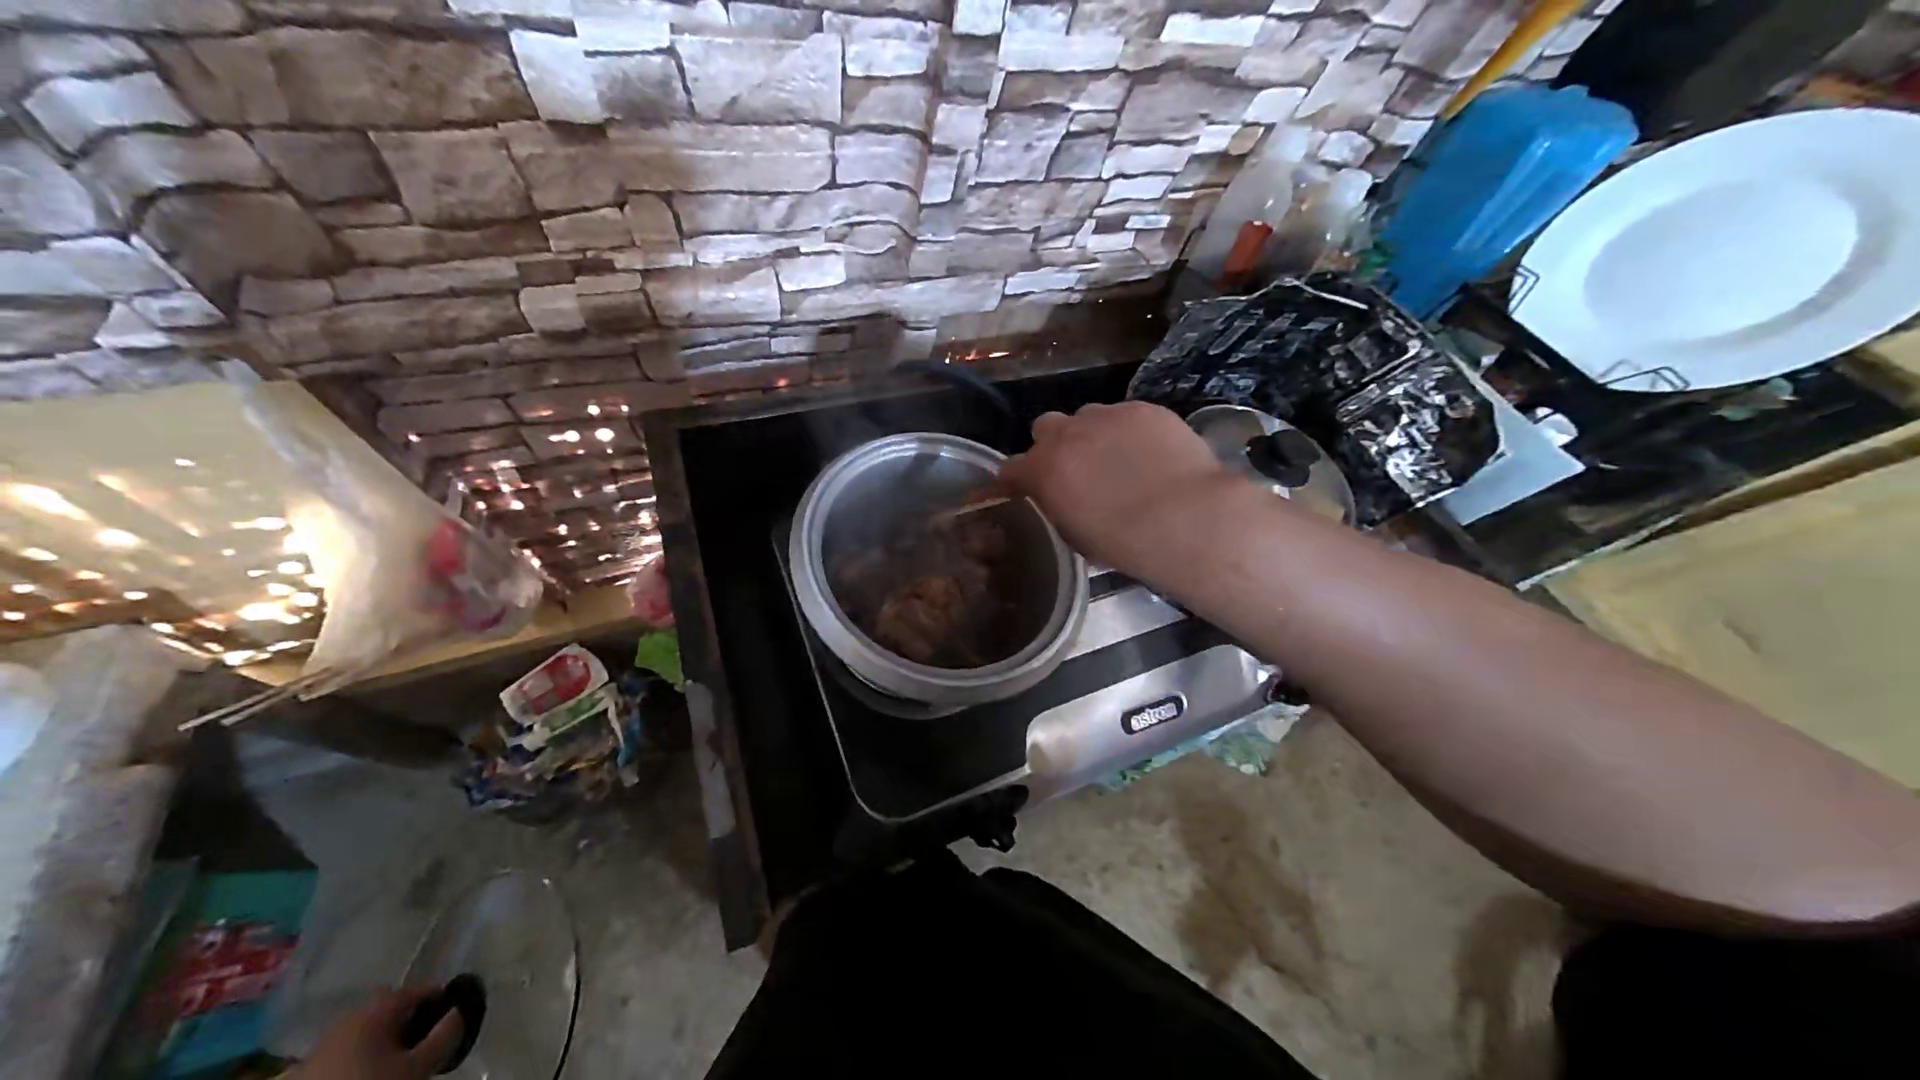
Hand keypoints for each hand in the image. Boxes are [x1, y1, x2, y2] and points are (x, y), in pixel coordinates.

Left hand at [287, 987, 463, 1079]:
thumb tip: (458, 1013)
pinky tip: (369, 1070)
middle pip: (387, 1007)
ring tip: (399, 1057)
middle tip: (426, 1035)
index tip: (454, 1009)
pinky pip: (345, 1050)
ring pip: (364, 1029)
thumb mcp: (415, 1069)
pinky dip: (361, 1054)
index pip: (416, 990)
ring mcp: (322, 1045)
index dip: (438, 996)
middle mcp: (347, 1019)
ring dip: (384, 1036)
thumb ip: (443, 1037)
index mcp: (374, 1011)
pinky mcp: (305, 1070)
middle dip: (409, 1016)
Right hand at [999, 402, 1232, 572]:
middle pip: (1045, 427)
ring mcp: (1106, 416)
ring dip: (1093, 434)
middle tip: (1076, 468)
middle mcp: (1067, 434)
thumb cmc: (1125, 542)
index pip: (1010, 467)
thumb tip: (1059, 499)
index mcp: (1043, 470)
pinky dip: (1131, 432)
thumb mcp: (1075, 536)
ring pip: (1087, 416)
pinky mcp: (1143, 409)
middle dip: (1054, 445)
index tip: (1024, 488)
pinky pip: (1126, 416)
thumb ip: (1057, 508)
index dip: (1016, 478)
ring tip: (1119, 458)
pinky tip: (1151, 453)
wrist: (1185, 517)